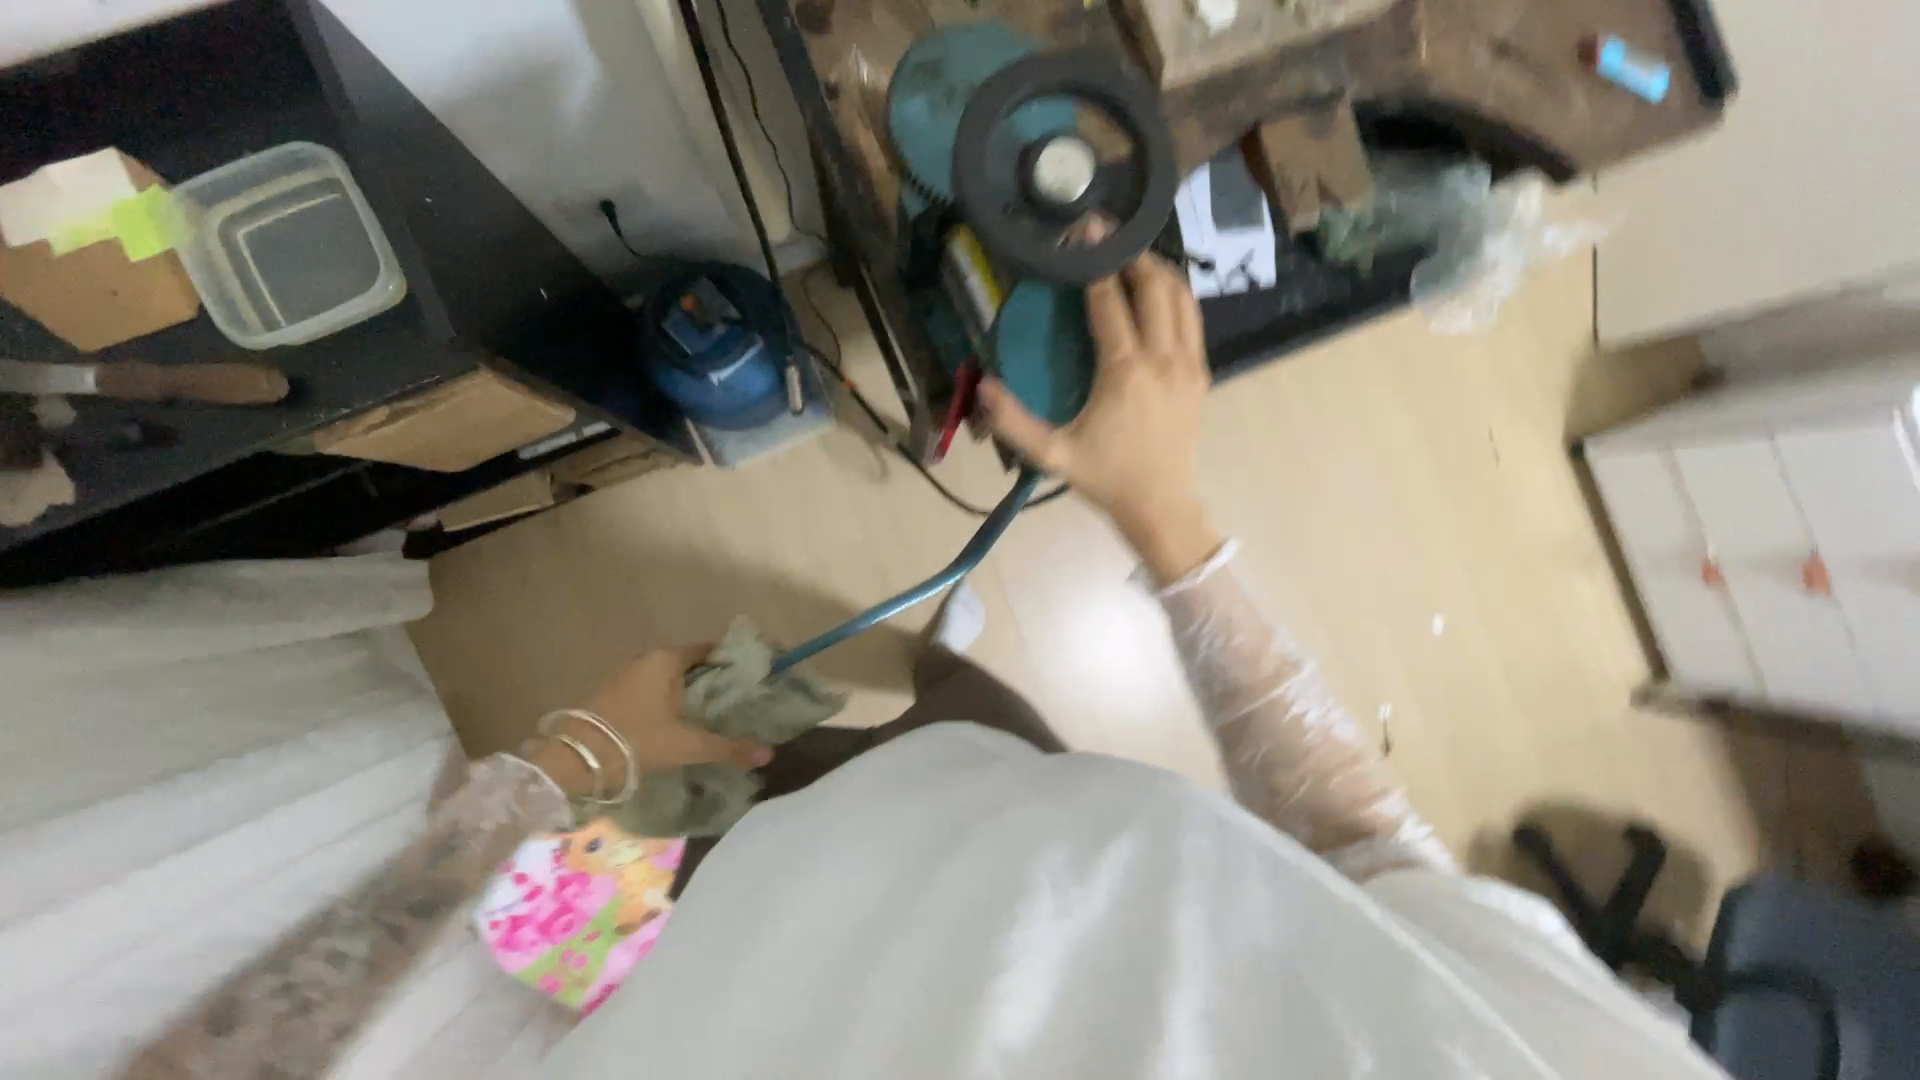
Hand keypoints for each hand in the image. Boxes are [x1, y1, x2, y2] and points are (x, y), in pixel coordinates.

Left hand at [528, 646, 772, 798]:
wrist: (572, 760)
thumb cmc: (636, 741)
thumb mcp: (688, 746)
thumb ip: (729, 748)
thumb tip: (769, 753)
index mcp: (667, 659)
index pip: (709, 651)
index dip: (731, 664)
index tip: (749, 682)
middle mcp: (646, 659)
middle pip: (689, 665)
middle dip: (710, 683)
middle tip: (733, 704)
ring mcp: (624, 674)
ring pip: (666, 679)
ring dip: (684, 694)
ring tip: (707, 717)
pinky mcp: (609, 694)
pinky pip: (647, 691)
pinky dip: (663, 702)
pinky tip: (672, 724)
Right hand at [979, 246, 1221, 583]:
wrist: (1162, 507)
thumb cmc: (1107, 479)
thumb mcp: (1053, 456)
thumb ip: (1014, 423)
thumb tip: (983, 386)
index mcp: (1126, 371)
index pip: (1111, 300)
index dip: (1095, 262)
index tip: (1082, 233)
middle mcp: (1163, 358)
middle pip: (1155, 284)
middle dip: (1130, 255)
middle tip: (1105, 239)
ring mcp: (1189, 364)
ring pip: (1181, 296)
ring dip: (1157, 270)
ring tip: (1131, 259)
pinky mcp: (1201, 373)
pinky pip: (1192, 318)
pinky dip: (1175, 295)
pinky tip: (1156, 294)